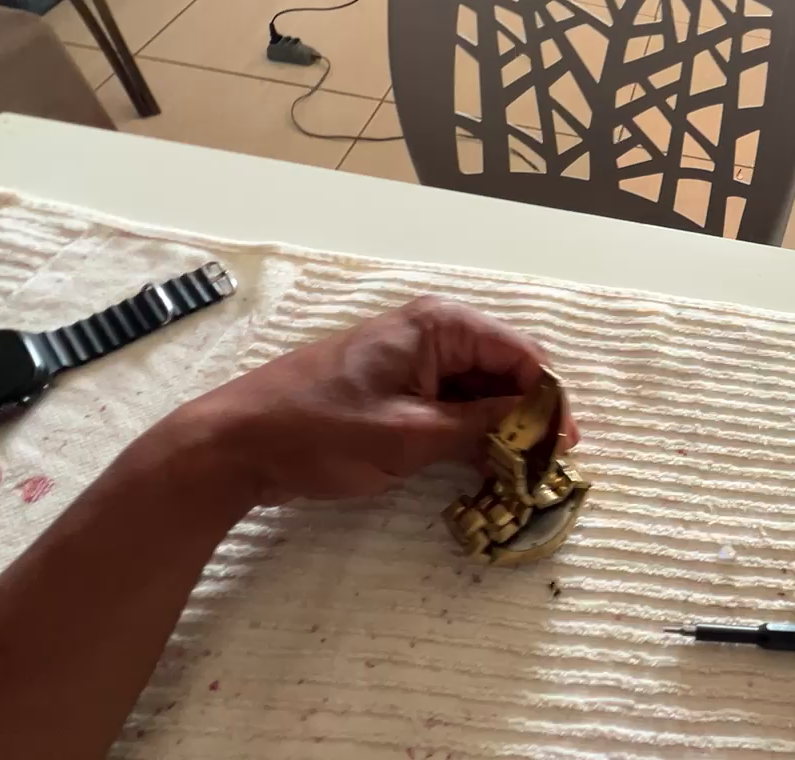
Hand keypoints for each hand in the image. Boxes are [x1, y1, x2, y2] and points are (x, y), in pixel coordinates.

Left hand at [153, 296, 571, 504]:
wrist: (230, 446)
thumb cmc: (321, 431)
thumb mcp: (411, 435)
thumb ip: (483, 426)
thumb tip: (542, 429)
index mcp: (442, 325)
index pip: (523, 355)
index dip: (549, 399)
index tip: (564, 446)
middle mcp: (436, 330)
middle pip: (506, 368)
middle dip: (529, 412)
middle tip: (545, 462)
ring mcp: (417, 356)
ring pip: (482, 386)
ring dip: (502, 424)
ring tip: (519, 468)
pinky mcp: (401, 382)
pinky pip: (454, 398)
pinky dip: (472, 427)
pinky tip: (484, 461)